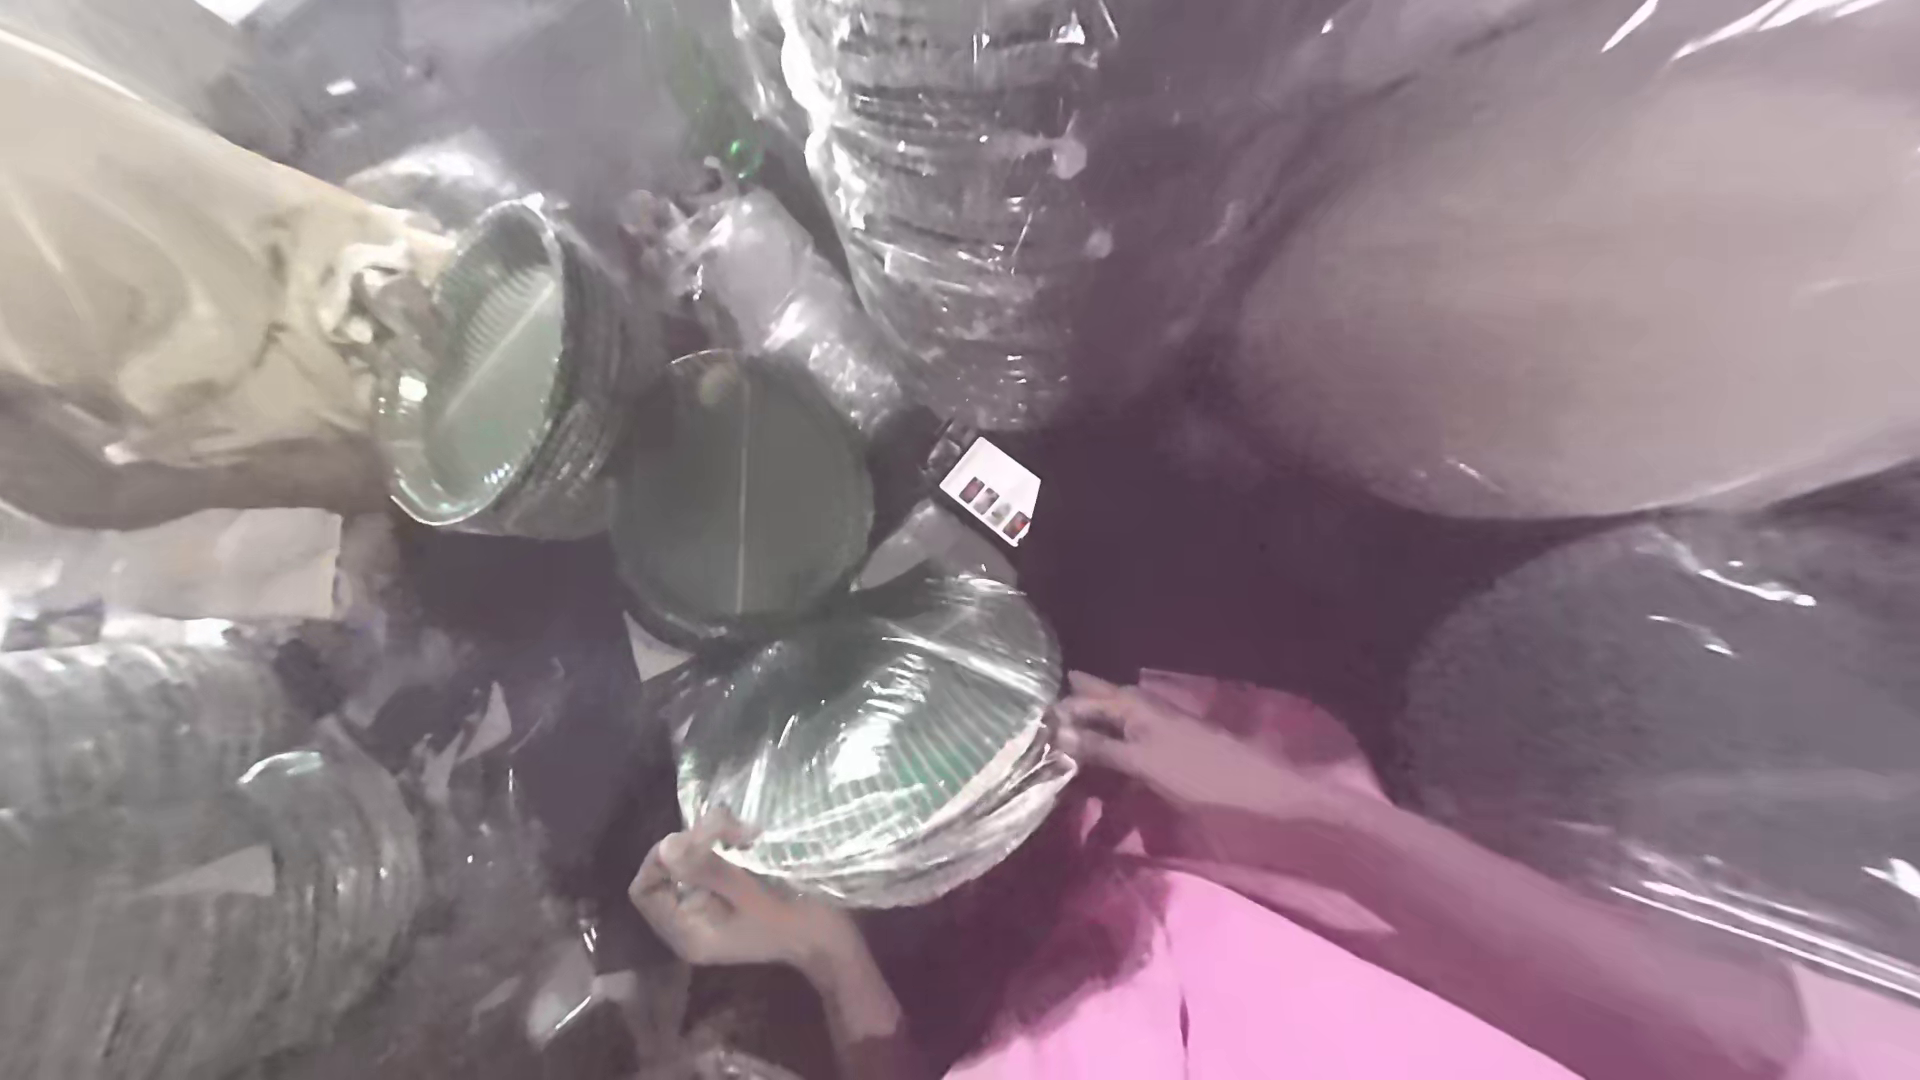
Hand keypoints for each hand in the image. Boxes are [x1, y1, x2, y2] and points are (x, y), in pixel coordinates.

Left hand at [629, 809, 859, 973]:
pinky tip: (749, 838)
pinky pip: (710, 864)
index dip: (661, 857)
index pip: (645, 890)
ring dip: (713, 838)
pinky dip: (724, 846)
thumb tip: (666, 845)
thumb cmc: (789, 918)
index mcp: (686, 931)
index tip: (697, 836)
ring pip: (690, 862)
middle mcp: (689, 922)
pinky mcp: (726, 897)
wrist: (825, 938)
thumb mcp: (749, 893)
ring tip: (747, 830)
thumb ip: (708, 869)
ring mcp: (708, 909)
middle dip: (695, 842)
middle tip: (734, 827)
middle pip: (667, 872)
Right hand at [1052, 671, 1343, 818]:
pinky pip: (1122, 742)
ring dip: (1085, 733)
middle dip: (1067, 713)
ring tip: (1058, 745)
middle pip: (1093, 705)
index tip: (1027, 727)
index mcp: (1131, 704)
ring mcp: (1151, 726)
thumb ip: (1099, 748)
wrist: (1258, 790)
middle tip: (1036, 729)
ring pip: (1107, 722)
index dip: (1055, 712)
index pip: (1081, 700)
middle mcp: (1138, 707)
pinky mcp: (1160, 748)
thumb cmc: (1198, 774)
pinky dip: (1105, 749)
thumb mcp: (1143, 763)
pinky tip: (1095, 763)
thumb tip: (1055, 734)